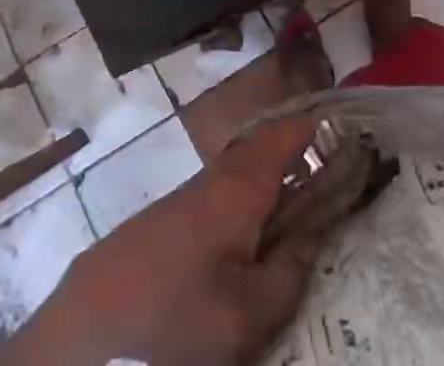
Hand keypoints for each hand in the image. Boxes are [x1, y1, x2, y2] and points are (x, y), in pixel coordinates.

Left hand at [8, 116, 370, 365]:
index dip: (321, 124)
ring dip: (280, 167)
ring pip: (247, 166)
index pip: (287, 135)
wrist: (90, 321)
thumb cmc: (175, 314)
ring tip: (315, 186)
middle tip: (343, 157)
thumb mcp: (247, 312)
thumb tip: (317, 235)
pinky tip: (266, 218)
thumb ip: (290, 271)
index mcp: (239, 187)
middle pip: (268, 144)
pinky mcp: (175, 213)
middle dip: (304, 144)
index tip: (353, 122)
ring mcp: (192, 193)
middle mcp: (216, 177)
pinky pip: (228, 187)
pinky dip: (257, 189)